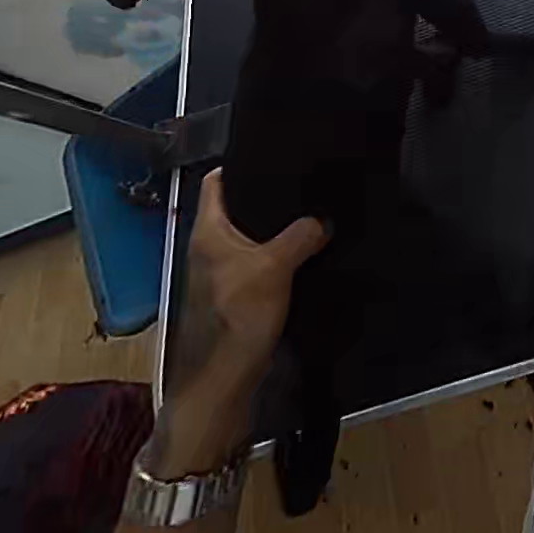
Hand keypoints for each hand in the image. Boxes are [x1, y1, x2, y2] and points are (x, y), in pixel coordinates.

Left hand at [146, 169, 326, 477]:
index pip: (217, 181)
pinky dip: (283, 250)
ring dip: (279, 224)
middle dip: (269, 191)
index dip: (240, 161)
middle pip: (239, 205)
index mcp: (209, 230)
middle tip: (306, 177)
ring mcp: (225, 271)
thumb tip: (325, 218)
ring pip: (254, 234)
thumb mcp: (274, 267)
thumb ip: (302, 235)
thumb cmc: (237, 315)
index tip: (274, 149)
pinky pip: (264, 258)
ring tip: (314, 206)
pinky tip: (310, 247)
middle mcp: (212, 245)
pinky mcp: (240, 293)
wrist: (222, 383)